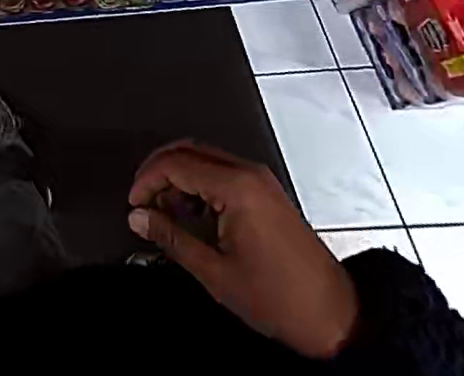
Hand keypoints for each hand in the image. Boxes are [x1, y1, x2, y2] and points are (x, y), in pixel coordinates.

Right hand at [128, 140, 359, 359]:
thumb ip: (171, 238)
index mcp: (236, 186)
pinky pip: (221, 171)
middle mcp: (248, 172)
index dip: (147, 180)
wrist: (330, 312)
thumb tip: (140, 219)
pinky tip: (188, 215)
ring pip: (204, 158)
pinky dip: (198, 184)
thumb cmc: (280, 297)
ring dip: (178, 178)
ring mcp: (258, 178)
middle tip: (140, 202)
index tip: (133, 204)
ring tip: (161, 214)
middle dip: (159, 172)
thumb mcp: (215, 272)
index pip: (177, 163)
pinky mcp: (263, 189)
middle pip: (189, 151)